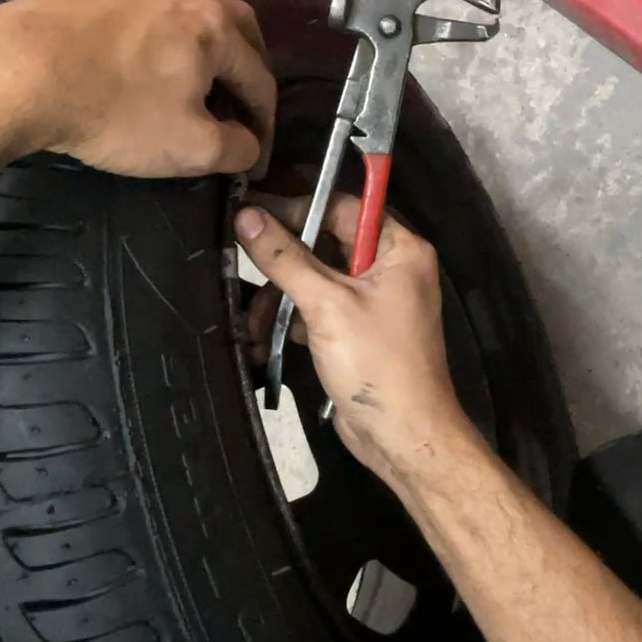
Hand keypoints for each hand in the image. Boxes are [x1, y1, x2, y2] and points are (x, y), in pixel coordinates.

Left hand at [0, 0, 276, 176]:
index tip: (257, 149)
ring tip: (210, 16)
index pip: (258, 76)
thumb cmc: (116, 113)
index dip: (265, 116)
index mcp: (216, 31)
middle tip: (247, 87)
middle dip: (251, 53)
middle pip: (236, 16)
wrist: (19, 76)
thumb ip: (234, 149)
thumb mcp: (190, 149)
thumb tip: (248, 143)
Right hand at [235, 195, 483, 487]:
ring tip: (252, 323)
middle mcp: (389, 267)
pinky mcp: (355, 330)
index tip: (251, 206)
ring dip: (280, 297)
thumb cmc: (377, 363)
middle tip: (238, 255)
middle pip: (324, 243)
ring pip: (315, 278)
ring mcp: (372, 300)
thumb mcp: (327, 305)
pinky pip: (317, 309)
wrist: (403, 436)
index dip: (296, 205)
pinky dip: (291, 320)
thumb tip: (246, 215)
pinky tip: (261, 338)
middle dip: (282, 259)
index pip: (341, 207)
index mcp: (399, 248)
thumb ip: (285, 258)